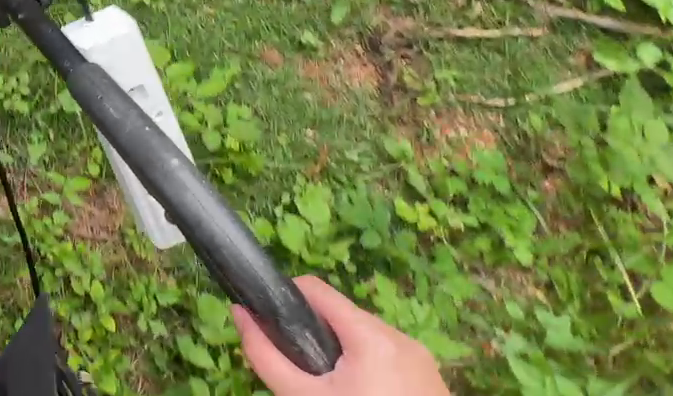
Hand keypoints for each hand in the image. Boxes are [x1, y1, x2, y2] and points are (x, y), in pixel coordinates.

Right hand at [233, 276, 450, 395]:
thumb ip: (264, 354)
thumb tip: (238, 312)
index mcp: (372, 336)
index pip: (314, 288)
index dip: (286, 299)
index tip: (275, 327)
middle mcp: (401, 338)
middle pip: (339, 314)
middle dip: (315, 333)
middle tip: (305, 370)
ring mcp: (422, 359)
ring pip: (362, 334)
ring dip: (340, 351)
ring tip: (334, 388)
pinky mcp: (433, 379)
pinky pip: (386, 355)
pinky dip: (366, 366)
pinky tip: (361, 395)